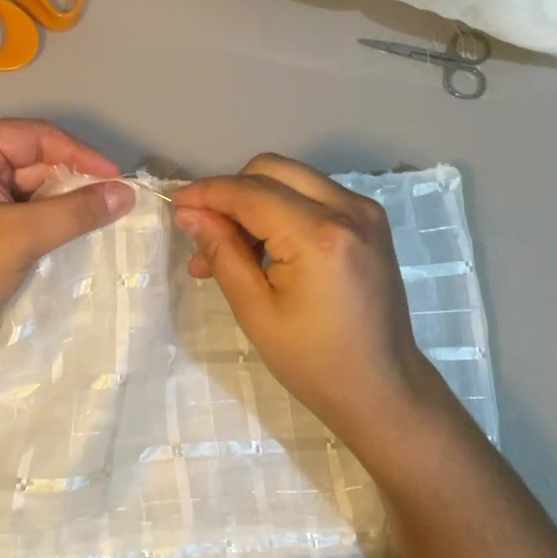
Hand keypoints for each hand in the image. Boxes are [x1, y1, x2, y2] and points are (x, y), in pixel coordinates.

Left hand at [0, 119, 135, 358]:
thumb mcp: (22, 237)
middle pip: (30, 158)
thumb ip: (76, 211)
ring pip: (23, 186)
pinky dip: (36, 219)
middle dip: (69, 182)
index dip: (81, 155)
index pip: (36, 136)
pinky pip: (9, 207)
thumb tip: (126, 193)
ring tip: (92, 224)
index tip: (118, 181)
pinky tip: (60, 235)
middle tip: (110, 208)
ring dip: (55, 204)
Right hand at [172, 154, 453, 441]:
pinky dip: (283, 210)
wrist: (381, 387)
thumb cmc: (314, 362)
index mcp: (320, 236)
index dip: (207, 193)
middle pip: (272, 170)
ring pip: (293, 178)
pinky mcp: (371, 221)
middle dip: (232, 193)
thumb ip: (222, 253)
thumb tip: (190, 213)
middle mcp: (348, 209)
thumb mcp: (256, 311)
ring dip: (255, 202)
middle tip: (206, 236)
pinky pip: (314, 195)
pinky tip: (267, 250)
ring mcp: (365, 212)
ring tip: (231, 253)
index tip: (175, 204)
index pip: (250, 193)